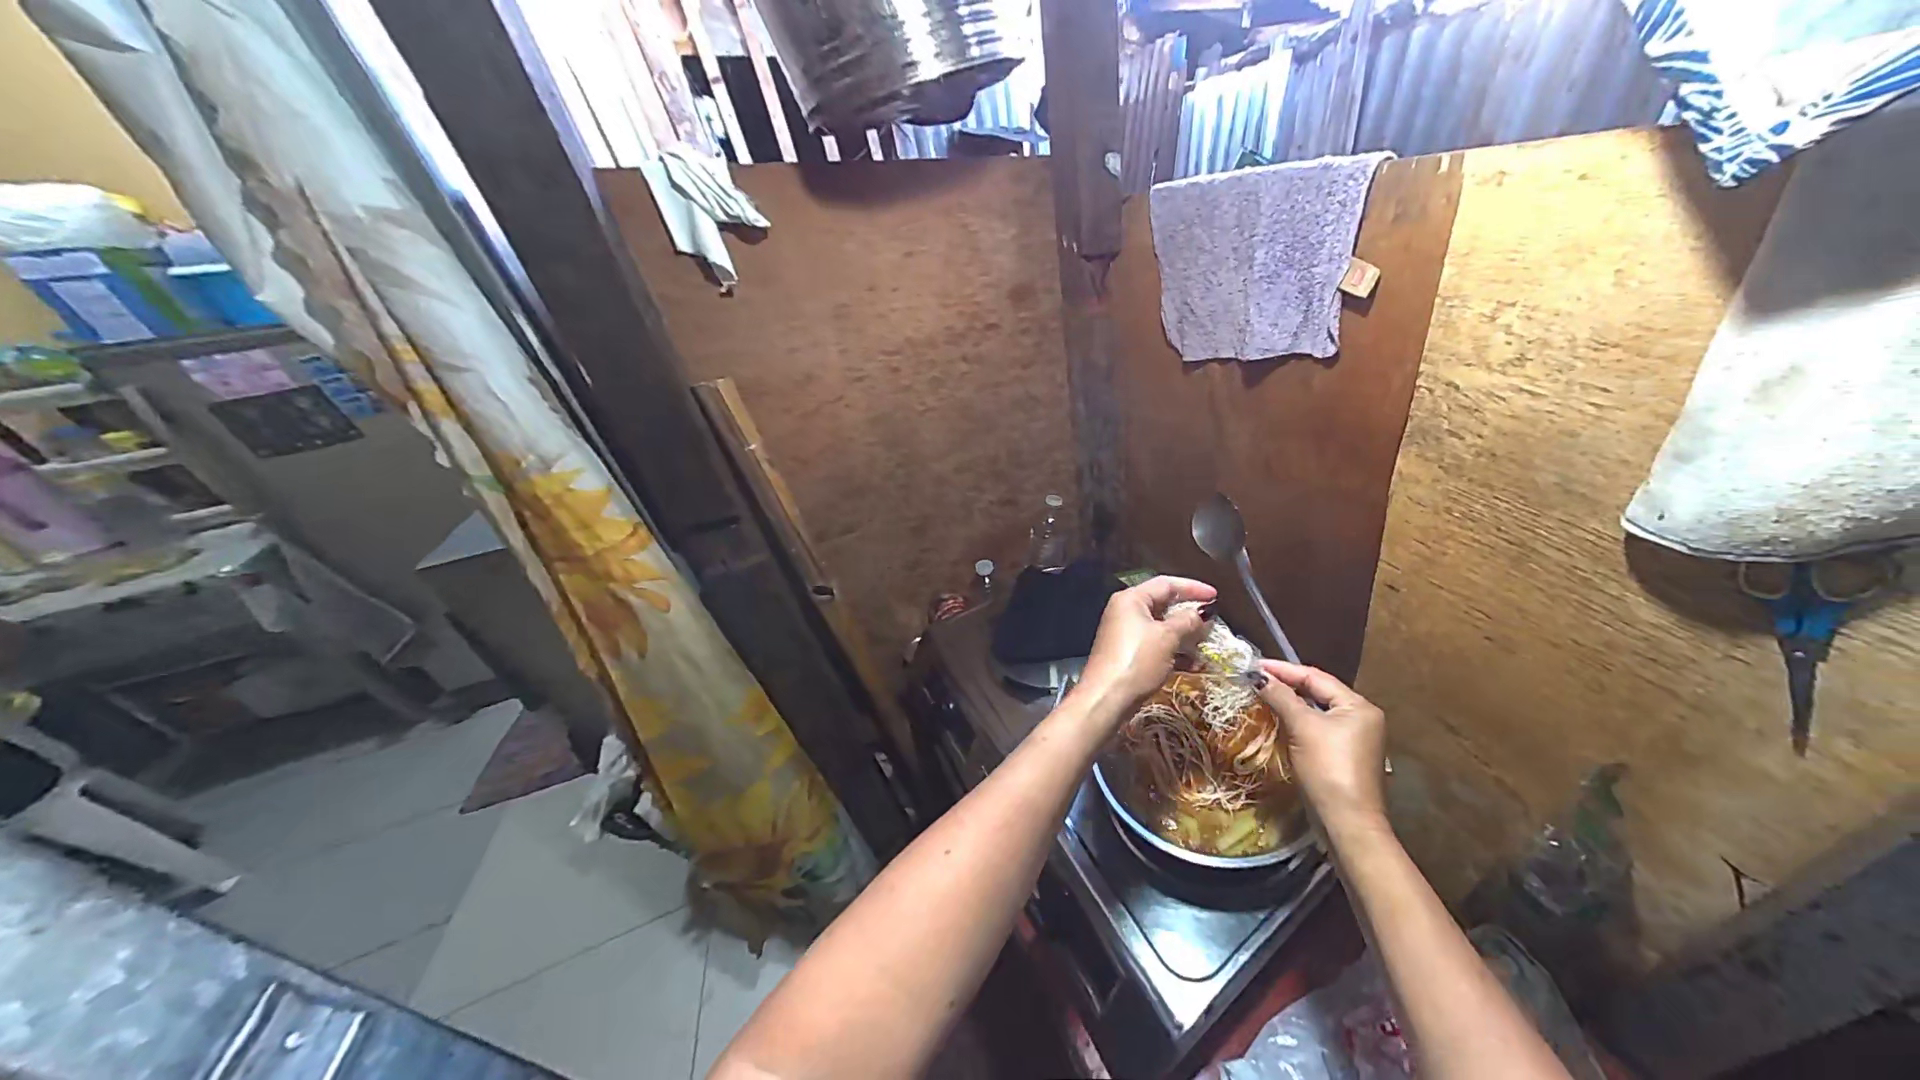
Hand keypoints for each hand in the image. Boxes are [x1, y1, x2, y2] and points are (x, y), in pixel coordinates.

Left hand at [1077, 576, 1216, 709]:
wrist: (1106, 698)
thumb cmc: (1136, 661)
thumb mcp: (1167, 637)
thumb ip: (1187, 621)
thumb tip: (1202, 612)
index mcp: (1131, 599)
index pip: (1166, 584)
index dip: (1193, 588)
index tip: (1215, 596)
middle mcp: (1126, 612)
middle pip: (1163, 605)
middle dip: (1189, 614)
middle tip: (1212, 622)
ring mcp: (1126, 634)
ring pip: (1162, 628)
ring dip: (1185, 636)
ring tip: (1207, 644)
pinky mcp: (1129, 654)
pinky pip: (1157, 646)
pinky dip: (1175, 652)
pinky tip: (1194, 664)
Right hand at [1255, 661, 1388, 830]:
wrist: (1347, 822)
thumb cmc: (1328, 768)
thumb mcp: (1303, 727)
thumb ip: (1282, 697)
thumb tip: (1258, 677)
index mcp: (1358, 706)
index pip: (1315, 677)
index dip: (1282, 669)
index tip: (1253, 665)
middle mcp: (1360, 717)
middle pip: (1317, 691)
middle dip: (1285, 684)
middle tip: (1254, 678)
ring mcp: (1353, 738)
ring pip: (1315, 710)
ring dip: (1289, 701)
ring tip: (1260, 693)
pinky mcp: (1342, 755)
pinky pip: (1315, 727)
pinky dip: (1295, 719)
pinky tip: (1276, 718)